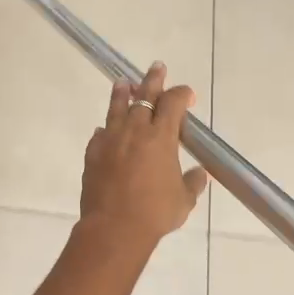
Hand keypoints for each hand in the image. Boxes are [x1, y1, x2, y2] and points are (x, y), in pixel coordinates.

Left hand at [79, 62, 207, 246]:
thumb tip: (200, 174)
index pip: (173, 104)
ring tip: (122, 83)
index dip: (181, 94)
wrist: (113, 227)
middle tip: (156, 67)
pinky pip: (99, 136)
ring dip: (122, 95)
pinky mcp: (92, 155)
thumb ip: (192, 183)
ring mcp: (110, 141)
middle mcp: (134, 132)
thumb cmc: (154, 212)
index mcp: (161, 137)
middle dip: (152, 81)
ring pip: (116, 110)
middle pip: (144, 97)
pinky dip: (106, 130)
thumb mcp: (183, 200)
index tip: (187, 95)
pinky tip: (105, 130)